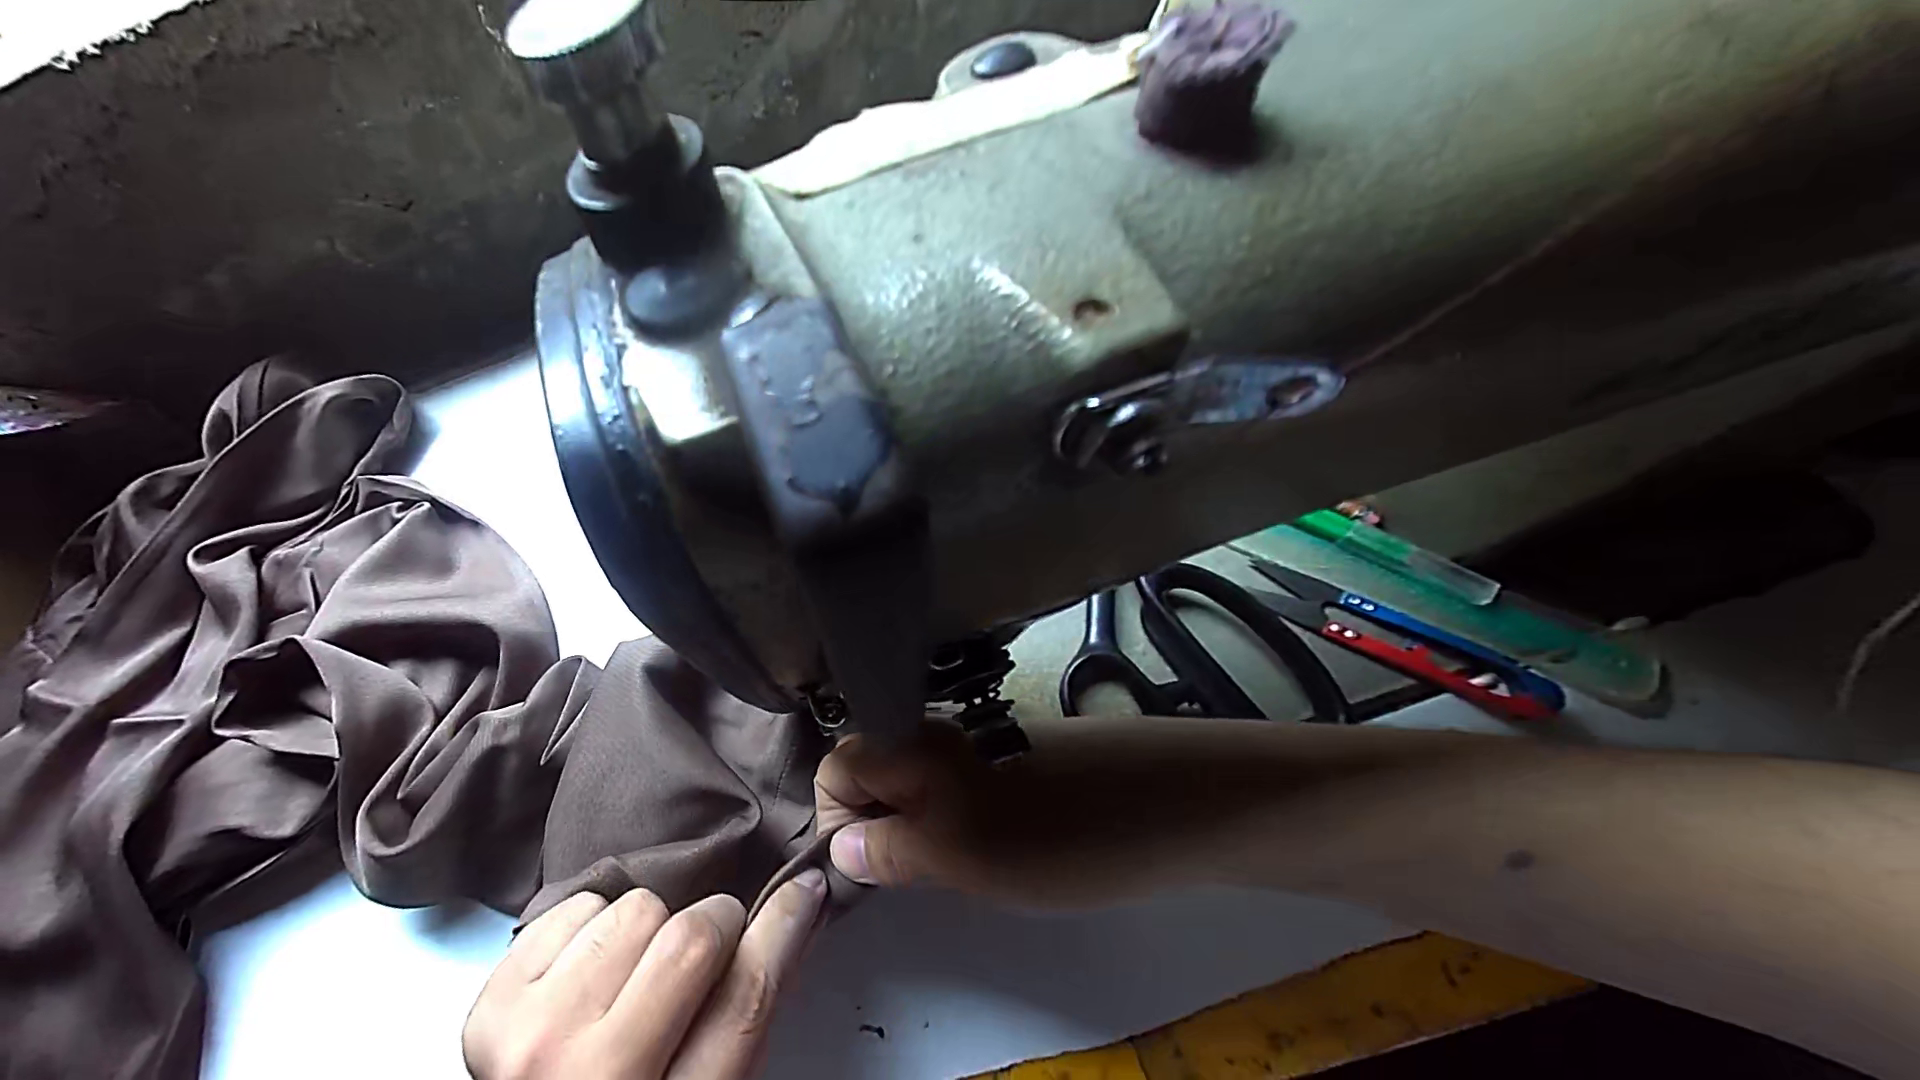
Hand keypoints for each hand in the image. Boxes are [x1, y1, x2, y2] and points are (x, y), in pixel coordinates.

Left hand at [462, 873, 826, 1079]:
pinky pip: (578, 907)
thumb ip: (760, 996)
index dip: (783, 927)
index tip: (804, 885)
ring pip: (635, 911)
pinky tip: (588, 972)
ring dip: (648, 929)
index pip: (745, 997)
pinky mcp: (489, 1009)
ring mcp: (529, 1045)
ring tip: (632, 973)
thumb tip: (803, 904)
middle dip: (712, 925)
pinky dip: (594, 924)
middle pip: (689, 941)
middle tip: (704, 948)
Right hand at [815, 717, 1294, 907]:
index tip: (863, 867)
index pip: (839, 762)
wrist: (1174, 802)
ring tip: (948, 870)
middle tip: (904, 878)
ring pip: (918, 781)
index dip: (834, 814)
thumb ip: (895, 850)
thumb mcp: (967, 857)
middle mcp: (945, 734)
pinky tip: (990, 849)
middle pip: (875, 769)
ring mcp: (984, 744)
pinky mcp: (1017, 758)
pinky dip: (953, 818)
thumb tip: (839, 847)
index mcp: (920, 745)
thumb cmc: (1065, 834)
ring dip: (913, 827)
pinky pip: (960, 783)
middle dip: (871, 825)